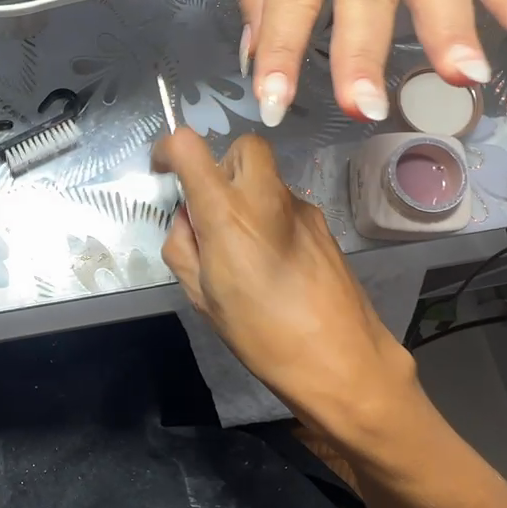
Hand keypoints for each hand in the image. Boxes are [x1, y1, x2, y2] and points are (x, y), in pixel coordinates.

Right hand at [153, 130, 420, 432]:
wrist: (342, 360)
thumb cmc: (261, 335)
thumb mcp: (202, 297)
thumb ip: (184, 248)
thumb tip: (189, 221)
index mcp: (228, 214)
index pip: (190, 148)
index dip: (169, 149)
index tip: (164, 169)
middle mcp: (267, 198)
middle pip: (242, 147)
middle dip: (219, 166)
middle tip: (210, 208)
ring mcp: (302, 208)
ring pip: (266, 179)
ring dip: (245, 197)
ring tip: (240, 252)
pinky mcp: (323, 225)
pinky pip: (284, 206)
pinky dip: (268, 219)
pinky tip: (270, 265)